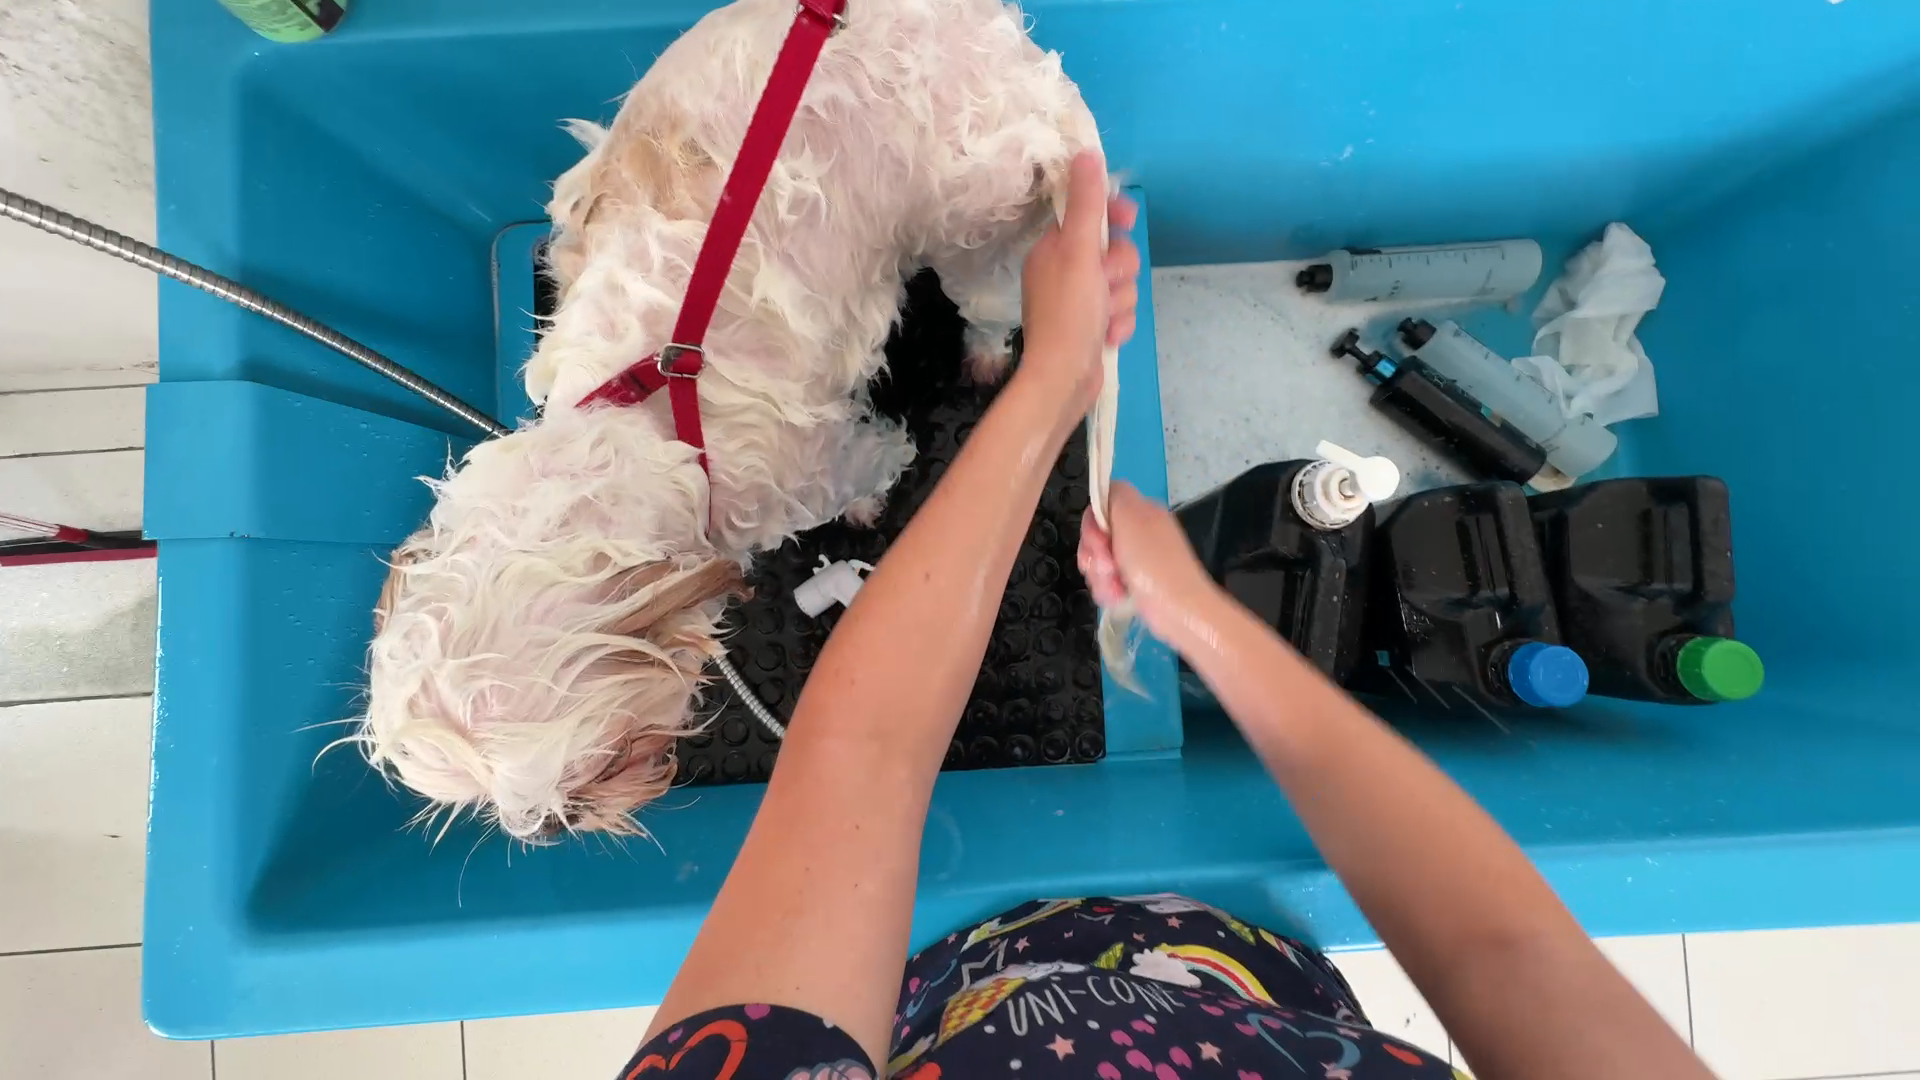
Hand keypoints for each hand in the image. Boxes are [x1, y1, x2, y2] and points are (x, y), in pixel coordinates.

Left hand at [1018, 151, 1140, 415]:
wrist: (1064, 379)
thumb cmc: (1068, 314)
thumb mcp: (1077, 252)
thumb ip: (1085, 204)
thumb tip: (1086, 153)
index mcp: (1053, 250)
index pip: (1089, 216)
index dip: (1112, 216)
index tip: (1128, 219)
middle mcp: (1064, 273)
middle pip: (1114, 251)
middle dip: (1119, 271)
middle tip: (1106, 285)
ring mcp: (1080, 303)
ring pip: (1122, 284)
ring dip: (1121, 301)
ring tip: (1104, 318)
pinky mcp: (1093, 327)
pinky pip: (1121, 312)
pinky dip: (1119, 324)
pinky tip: (1107, 337)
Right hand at [1077, 483, 1223, 656]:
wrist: (1178, 609)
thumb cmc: (1153, 564)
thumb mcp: (1131, 518)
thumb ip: (1115, 496)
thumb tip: (1105, 488)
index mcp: (1141, 511)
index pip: (1101, 506)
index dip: (1093, 524)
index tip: (1100, 540)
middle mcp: (1139, 532)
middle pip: (1096, 535)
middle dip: (1094, 554)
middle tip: (1108, 567)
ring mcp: (1137, 559)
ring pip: (1098, 561)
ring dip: (1099, 576)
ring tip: (1115, 587)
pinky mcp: (1134, 582)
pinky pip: (1107, 581)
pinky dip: (1108, 590)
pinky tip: (1117, 597)